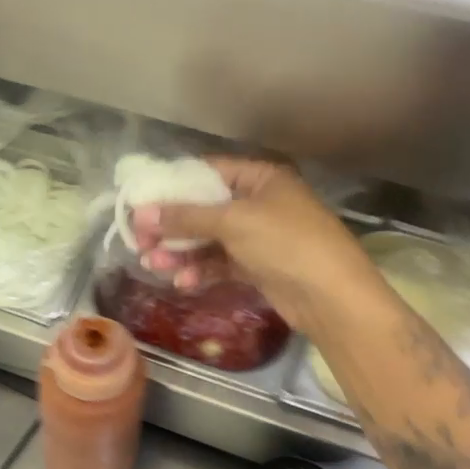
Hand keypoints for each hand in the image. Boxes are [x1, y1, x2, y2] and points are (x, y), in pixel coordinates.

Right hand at [130, 158, 379, 329]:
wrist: (330, 295)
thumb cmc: (286, 243)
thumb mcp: (234, 222)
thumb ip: (186, 218)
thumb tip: (142, 214)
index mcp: (260, 178)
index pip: (207, 173)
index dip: (172, 187)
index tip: (140, 203)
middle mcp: (259, 203)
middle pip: (204, 210)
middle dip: (171, 227)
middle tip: (139, 242)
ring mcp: (259, 237)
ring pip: (209, 240)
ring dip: (181, 253)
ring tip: (153, 266)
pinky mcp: (258, 267)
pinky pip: (220, 264)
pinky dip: (201, 271)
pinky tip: (183, 282)